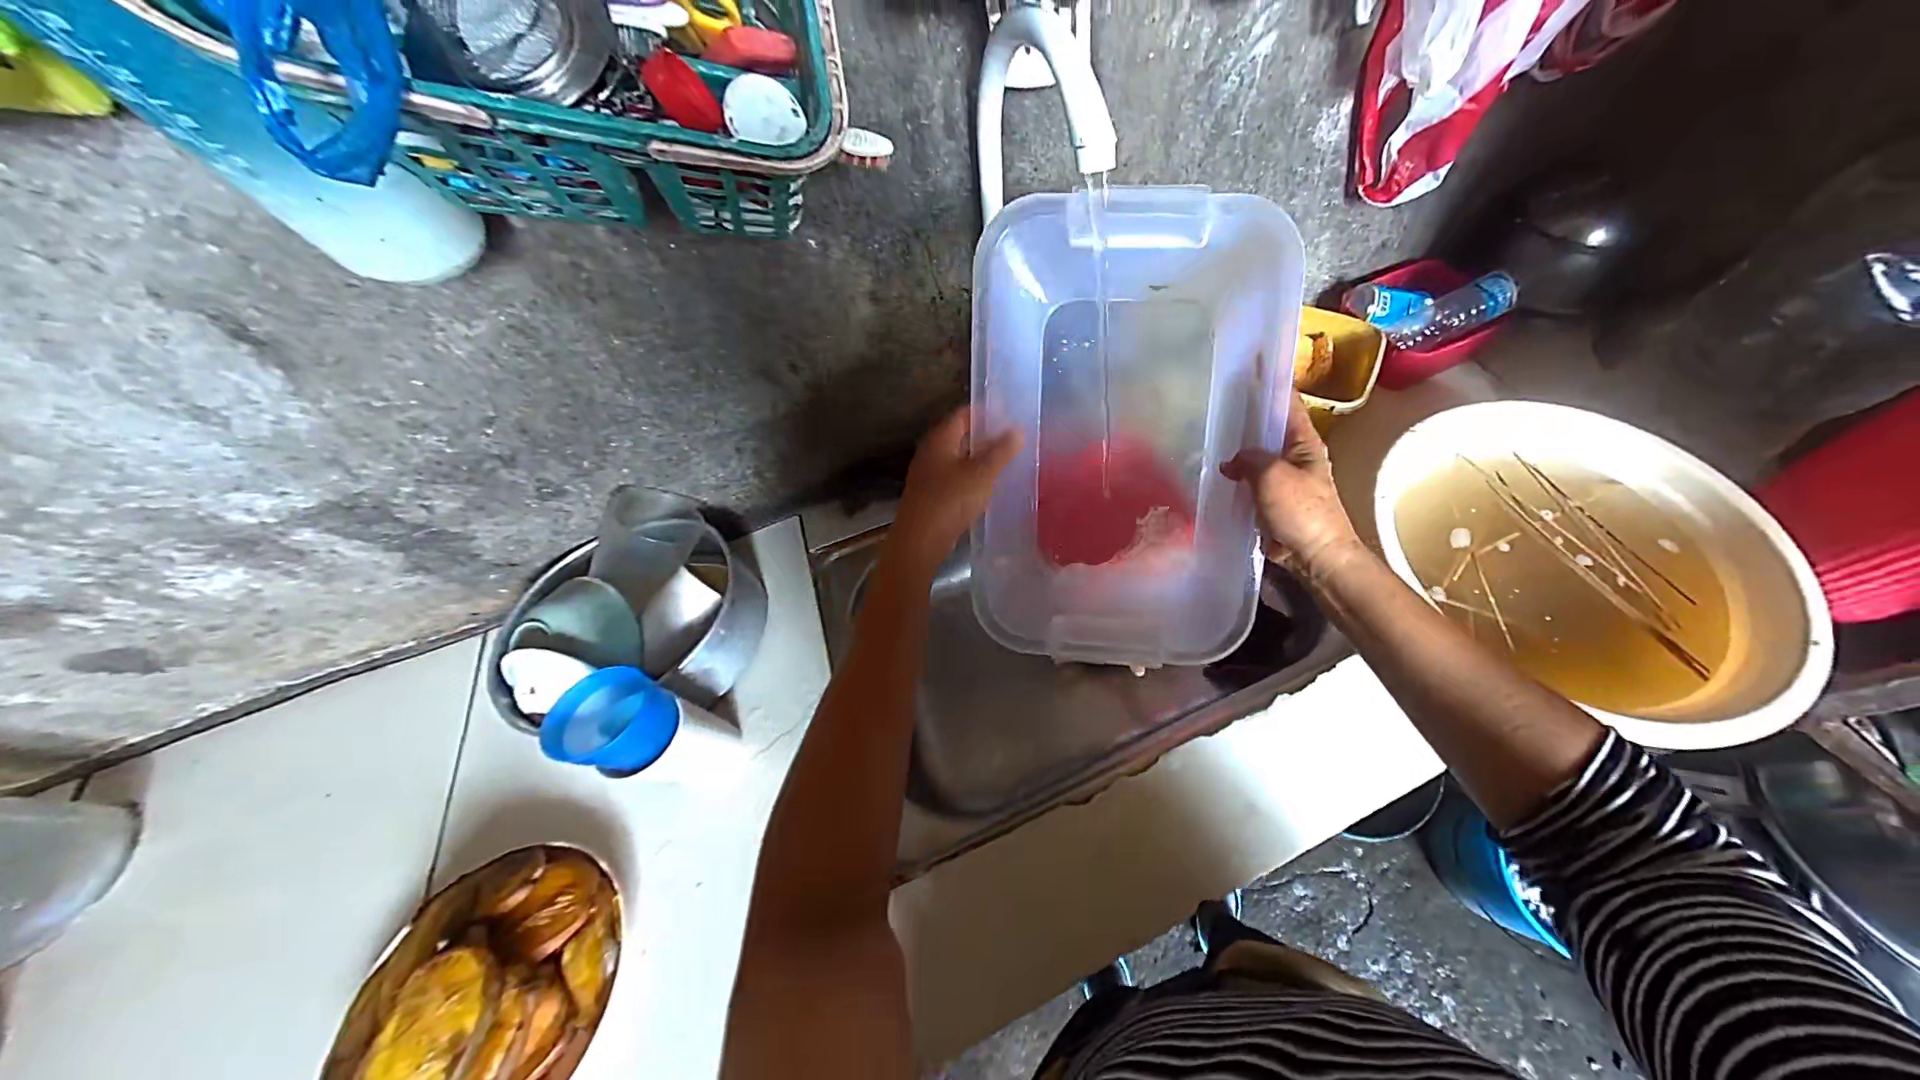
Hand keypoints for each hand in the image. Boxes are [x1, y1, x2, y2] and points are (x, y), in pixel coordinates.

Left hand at [891, 407, 1022, 571]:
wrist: (921, 539)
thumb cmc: (951, 499)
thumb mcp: (982, 473)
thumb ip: (1001, 451)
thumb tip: (1017, 430)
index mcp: (940, 439)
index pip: (963, 414)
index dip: (985, 413)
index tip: (1008, 416)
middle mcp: (930, 452)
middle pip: (959, 436)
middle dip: (984, 437)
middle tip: (1011, 440)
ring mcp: (928, 475)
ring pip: (957, 459)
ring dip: (978, 460)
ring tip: (1005, 462)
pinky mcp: (930, 496)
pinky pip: (954, 479)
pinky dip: (971, 478)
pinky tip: (987, 487)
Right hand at [1221, 392, 1360, 571]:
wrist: (1315, 555)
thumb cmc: (1302, 512)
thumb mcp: (1273, 477)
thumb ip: (1249, 460)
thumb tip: (1231, 460)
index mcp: (1304, 441)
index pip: (1286, 401)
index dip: (1270, 381)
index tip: (1252, 362)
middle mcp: (1293, 455)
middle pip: (1267, 426)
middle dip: (1246, 412)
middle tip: (1216, 396)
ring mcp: (1281, 478)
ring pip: (1255, 453)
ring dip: (1236, 445)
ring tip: (1208, 430)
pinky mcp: (1269, 500)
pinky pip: (1248, 479)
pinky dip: (1233, 474)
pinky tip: (1213, 471)